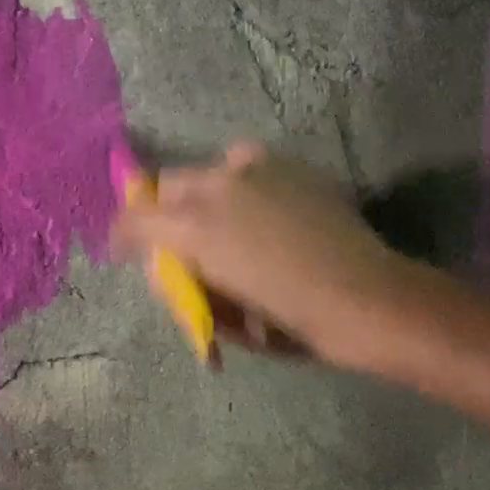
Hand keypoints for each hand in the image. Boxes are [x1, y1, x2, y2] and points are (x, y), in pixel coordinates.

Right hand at [111, 142, 417, 367]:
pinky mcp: (291, 167)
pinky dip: (243, 186)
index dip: (121, 233)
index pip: (136, 218)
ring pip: (209, 171)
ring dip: (204, 197)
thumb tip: (169, 268)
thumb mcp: (226, 316)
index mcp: (197, 227)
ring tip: (224, 229)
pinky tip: (263, 215)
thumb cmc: (292, 323)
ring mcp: (257, 169)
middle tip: (178, 242)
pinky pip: (249, 167)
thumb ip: (187, 285)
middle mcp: (219, 186)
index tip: (121, 249)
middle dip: (163, 211)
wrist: (367, 299)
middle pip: (169, 186)